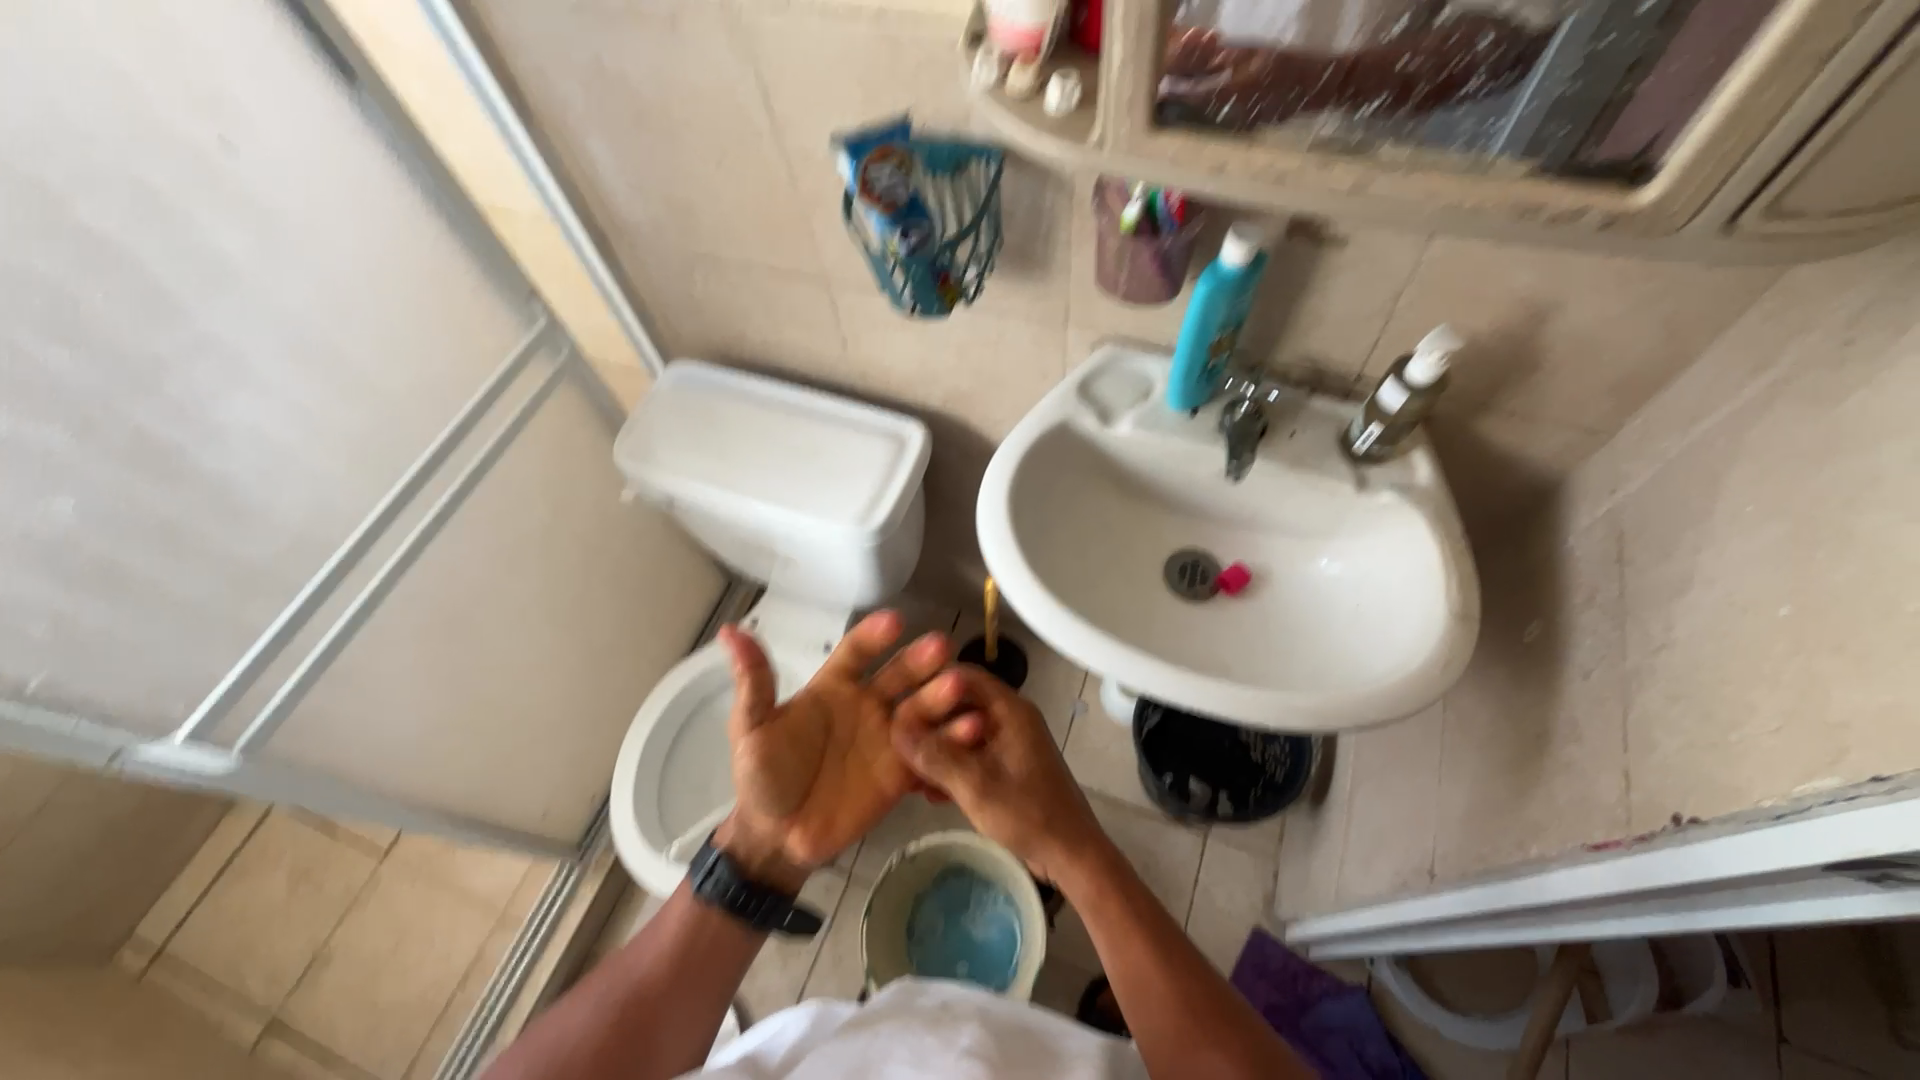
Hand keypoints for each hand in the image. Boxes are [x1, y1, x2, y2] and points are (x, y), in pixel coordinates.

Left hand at [716, 612, 949, 888]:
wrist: (778, 837)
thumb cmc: (763, 777)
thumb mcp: (750, 729)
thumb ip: (753, 682)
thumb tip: (730, 631)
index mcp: (834, 687)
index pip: (857, 652)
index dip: (874, 637)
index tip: (894, 623)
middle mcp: (868, 704)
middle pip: (899, 675)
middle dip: (920, 660)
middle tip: (941, 648)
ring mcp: (890, 736)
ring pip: (921, 708)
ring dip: (941, 695)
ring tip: (959, 686)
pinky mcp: (905, 770)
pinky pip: (932, 750)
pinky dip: (952, 738)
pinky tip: (972, 729)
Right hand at [890, 665, 1107, 883]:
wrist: (1070, 854)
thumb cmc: (1028, 814)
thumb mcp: (976, 786)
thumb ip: (936, 756)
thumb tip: (895, 729)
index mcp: (1009, 710)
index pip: (963, 676)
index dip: (928, 683)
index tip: (896, 700)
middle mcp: (1009, 718)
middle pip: (959, 704)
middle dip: (927, 723)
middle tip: (894, 740)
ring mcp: (1008, 743)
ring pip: (961, 733)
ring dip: (936, 749)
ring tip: (904, 770)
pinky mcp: (1006, 767)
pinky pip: (971, 755)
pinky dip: (951, 767)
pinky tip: (927, 790)